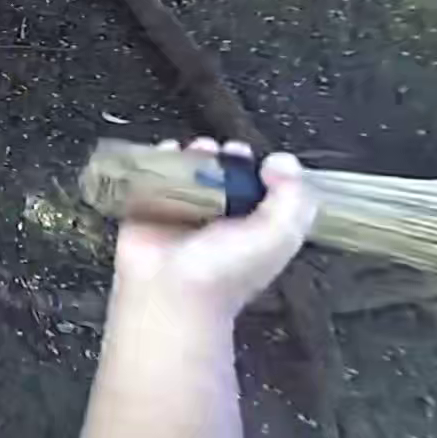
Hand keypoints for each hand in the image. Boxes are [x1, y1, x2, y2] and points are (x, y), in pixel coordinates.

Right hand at [112, 138, 316, 320]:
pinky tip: (160, 151)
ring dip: (185, 156)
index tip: (244, 154)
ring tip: (188, 148)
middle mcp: (214, 216)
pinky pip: (148, 178)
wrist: (169, 289)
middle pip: (217, 176)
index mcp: (250, 225)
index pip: (255, 187)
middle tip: (212, 148)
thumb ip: (292, 198)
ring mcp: (177, 211)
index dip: (253, 166)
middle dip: (217, 157)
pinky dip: (152, 162)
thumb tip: (281, 160)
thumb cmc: (226, 268)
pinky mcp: (144, 207)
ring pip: (183, 173)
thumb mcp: (279, 236)